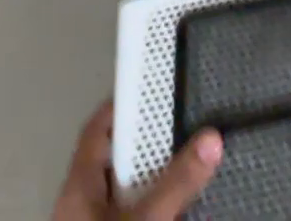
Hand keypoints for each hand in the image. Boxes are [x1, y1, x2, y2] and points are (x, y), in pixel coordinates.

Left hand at [52, 102, 222, 219]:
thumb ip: (177, 183)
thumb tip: (212, 137)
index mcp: (79, 186)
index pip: (98, 128)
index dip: (126, 102)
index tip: (159, 84)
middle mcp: (82, 205)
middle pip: (118, 159)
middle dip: (153, 142)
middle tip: (191, 121)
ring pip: (130, 192)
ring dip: (162, 178)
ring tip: (198, 161)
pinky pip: (138, 214)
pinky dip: (161, 206)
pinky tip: (188, 205)